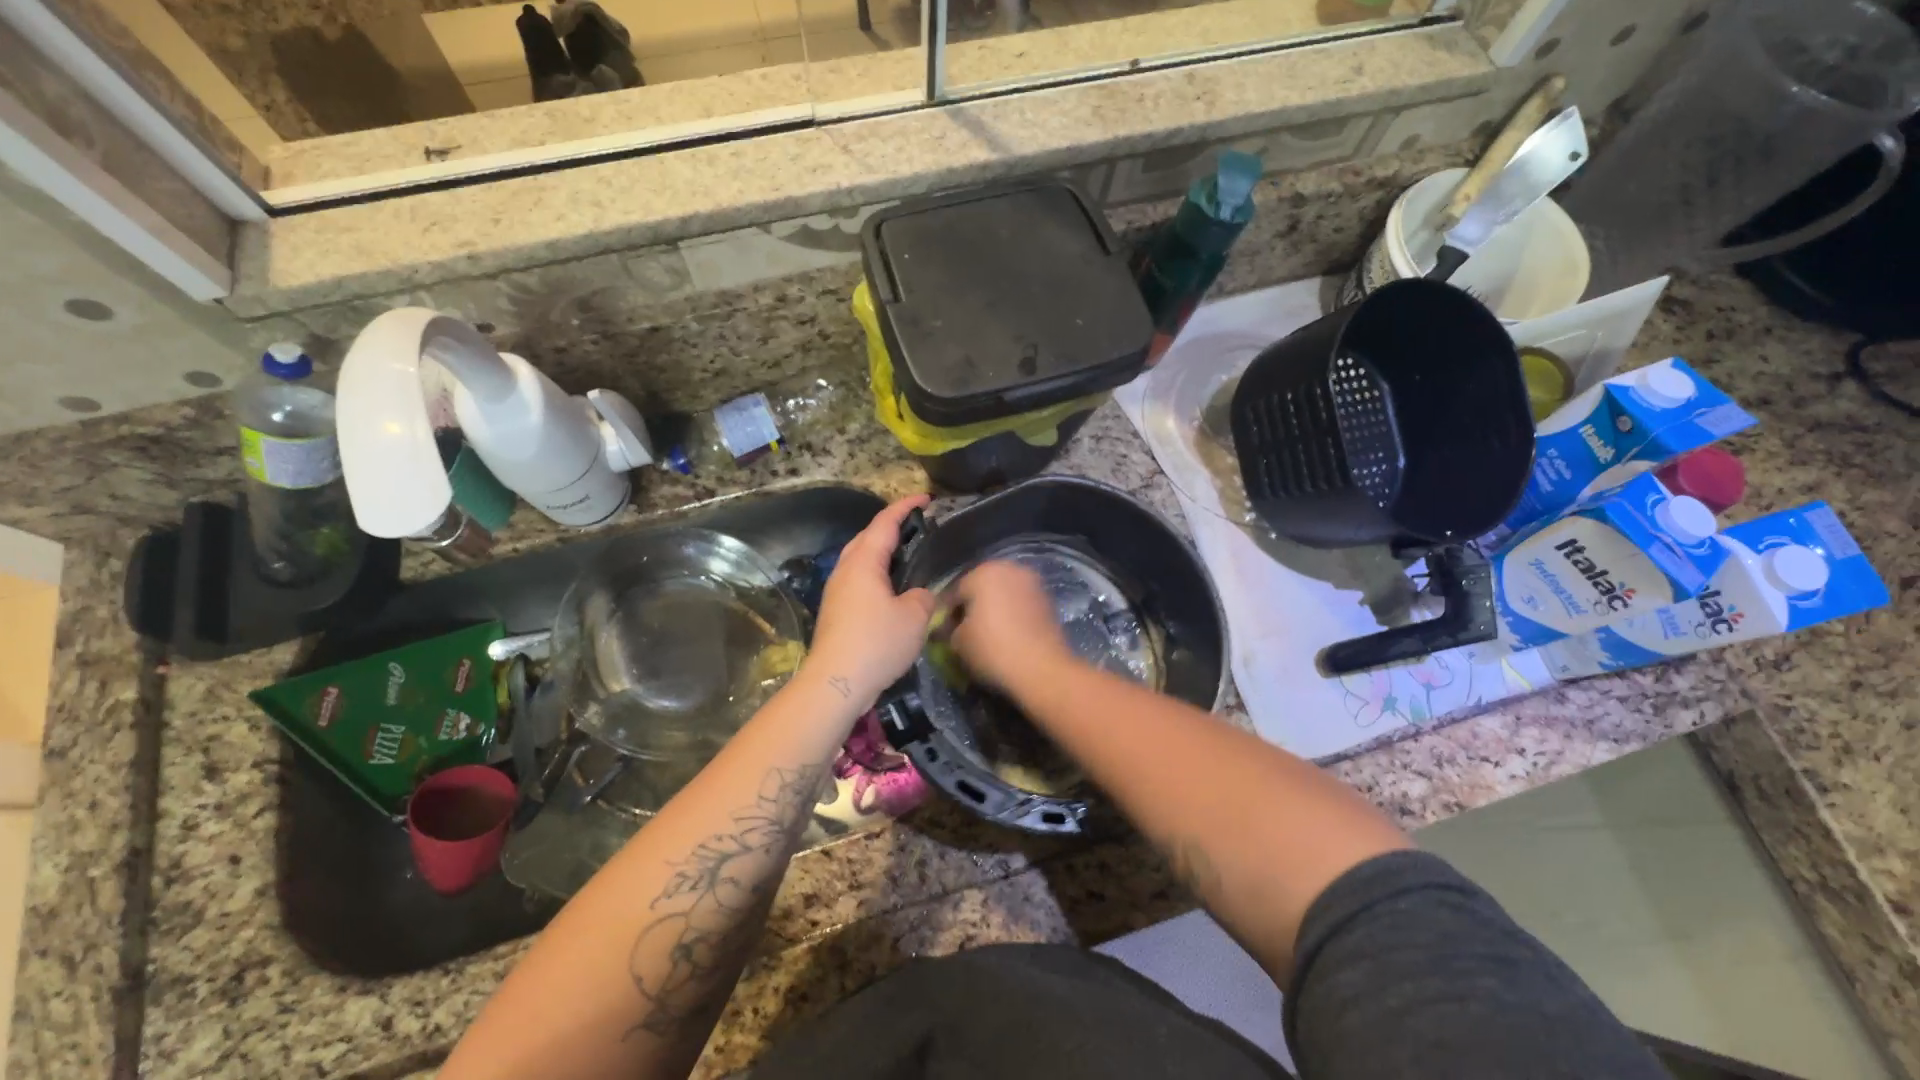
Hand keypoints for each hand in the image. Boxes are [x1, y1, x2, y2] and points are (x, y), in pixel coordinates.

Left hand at [801, 496, 937, 712]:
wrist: (836, 682)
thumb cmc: (876, 642)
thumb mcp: (914, 617)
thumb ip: (923, 596)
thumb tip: (919, 594)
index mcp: (864, 561)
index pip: (885, 522)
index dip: (905, 507)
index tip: (925, 498)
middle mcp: (846, 570)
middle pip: (867, 538)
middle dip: (890, 528)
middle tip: (917, 527)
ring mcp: (837, 591)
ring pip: (860, 561)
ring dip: (881, 553)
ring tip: (907, 556)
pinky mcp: (836, 612)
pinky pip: (859, 581)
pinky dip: (877, 575)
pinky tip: (892, 590)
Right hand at [947, 560, 1074, 692]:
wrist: (1042, 669)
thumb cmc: (992, 649)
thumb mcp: (957, 642)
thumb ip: (948, 629)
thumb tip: (950, 629)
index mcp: (983, 571)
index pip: (954, 591)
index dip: (945, 614)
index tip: (942, 633)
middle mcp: (1009, 568)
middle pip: (980, 587)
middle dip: (971, 606)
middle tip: (963, 631)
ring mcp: (1032, 582)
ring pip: (1002, 594)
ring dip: (992, 609)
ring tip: (985, 634)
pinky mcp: (1047, 599)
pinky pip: (1019, 603)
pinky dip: (1010, 614)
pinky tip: (1006, 635)